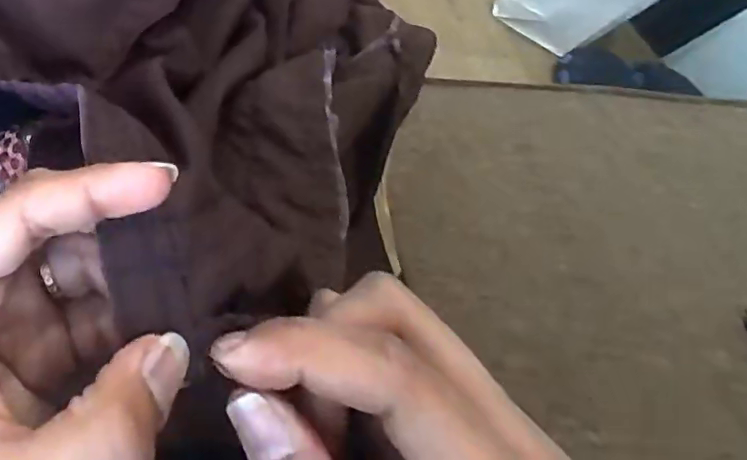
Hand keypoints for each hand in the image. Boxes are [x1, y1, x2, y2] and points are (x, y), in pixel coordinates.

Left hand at [0, 163, 188, 459]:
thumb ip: (119, 410)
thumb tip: (176, 343)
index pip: (21, 213)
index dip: (93, 188)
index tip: (161, 180)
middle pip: (49, 229)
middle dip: (115, 221)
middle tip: (184, 212)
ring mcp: (1, 324)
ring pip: (74, 269)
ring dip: (129, 268)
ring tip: (190, 260)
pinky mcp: (29, 358)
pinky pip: (85, 317)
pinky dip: (128, 315)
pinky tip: (170, 313)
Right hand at [211, 272, 567, 459]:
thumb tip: (246, 396)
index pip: (399, 373)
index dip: (304, 349)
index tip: (228, 356)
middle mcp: (518, 434)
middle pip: (395, 312)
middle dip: (315, 338)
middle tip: (272, 399)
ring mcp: (504, 422)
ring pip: (396, 319)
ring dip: (327, 349)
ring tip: (308, 426)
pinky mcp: (484, 424)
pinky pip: (401, 352)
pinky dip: (347, 368)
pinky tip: (334, 426)